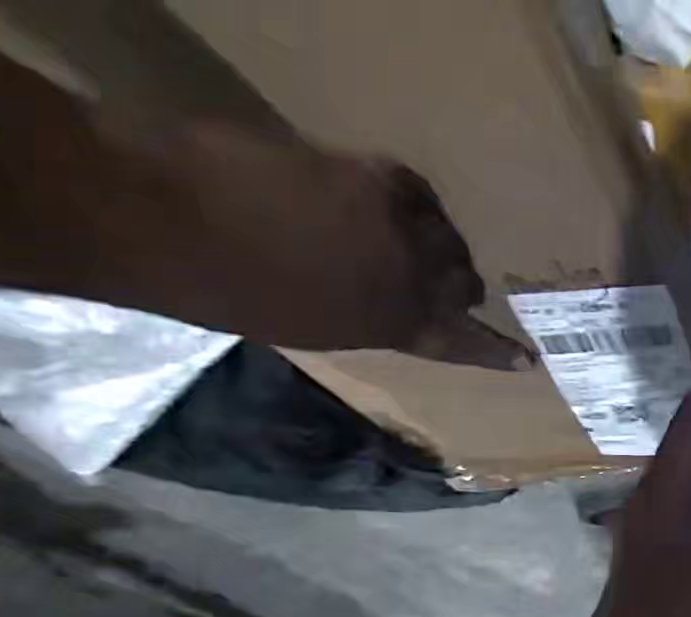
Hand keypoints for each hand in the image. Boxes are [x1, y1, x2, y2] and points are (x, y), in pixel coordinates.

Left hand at [127, 119, 527, 367]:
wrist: (162, 219)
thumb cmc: (225, 288)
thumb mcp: (312, 325)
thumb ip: (368, 319)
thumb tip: (388, 305)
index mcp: (396, 328)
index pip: (464, 343)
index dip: (496, 351)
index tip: (528, 359)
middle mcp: (413, 286)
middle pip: (463, 284)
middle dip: (455, 283)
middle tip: (440, 277)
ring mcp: (400, 235)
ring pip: (446, 238)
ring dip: (433, 239)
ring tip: (402, 232)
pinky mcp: (377, 183)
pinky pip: (417, 192)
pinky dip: (410, 198)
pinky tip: (388, 196)